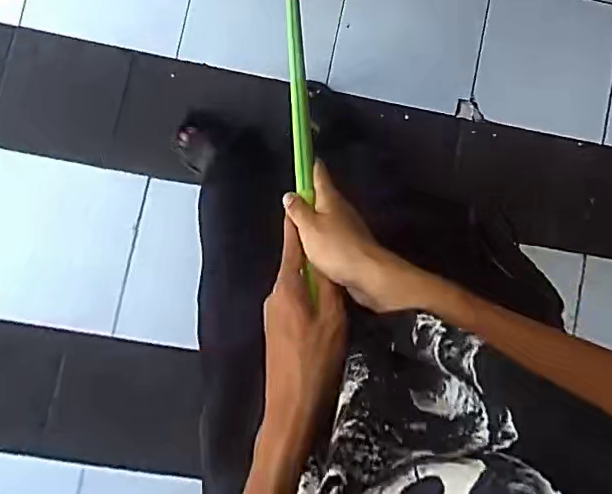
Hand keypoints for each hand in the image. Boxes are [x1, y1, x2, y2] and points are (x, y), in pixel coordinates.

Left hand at [261, 213, 346, 439]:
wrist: (289, 412)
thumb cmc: (313, 362)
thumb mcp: (332, 320)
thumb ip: (330, 286)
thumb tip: (327, 258)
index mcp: (286, 286)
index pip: (292, 244)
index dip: (297, 222)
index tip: (301, 199)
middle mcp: (275, 295)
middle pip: (295, 263)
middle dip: (312, 250)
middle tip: (335, 239)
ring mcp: (273, 314)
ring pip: (296, 284)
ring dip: (313, 277)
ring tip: (337, 272)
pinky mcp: (276, 331)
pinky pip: (294, 301)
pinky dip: (309, 295)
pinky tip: (326, 305)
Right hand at [281, 164, 423, 313]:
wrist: (368, 273)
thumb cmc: (335, 247)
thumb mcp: (309, 228)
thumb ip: (298, 211)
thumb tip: (290, 194)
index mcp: (330, 198)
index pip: (319, 174)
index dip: (310, 166)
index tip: (304, 160)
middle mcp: (341, 207)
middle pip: (323, 196)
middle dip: (309, 197)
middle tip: (293, 203)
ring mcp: (349, 225)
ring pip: (328, 217)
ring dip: (315, 221)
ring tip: (299, 230)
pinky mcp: (352, 244)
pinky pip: (333, 236)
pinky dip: (322, 239)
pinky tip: (314, 250)